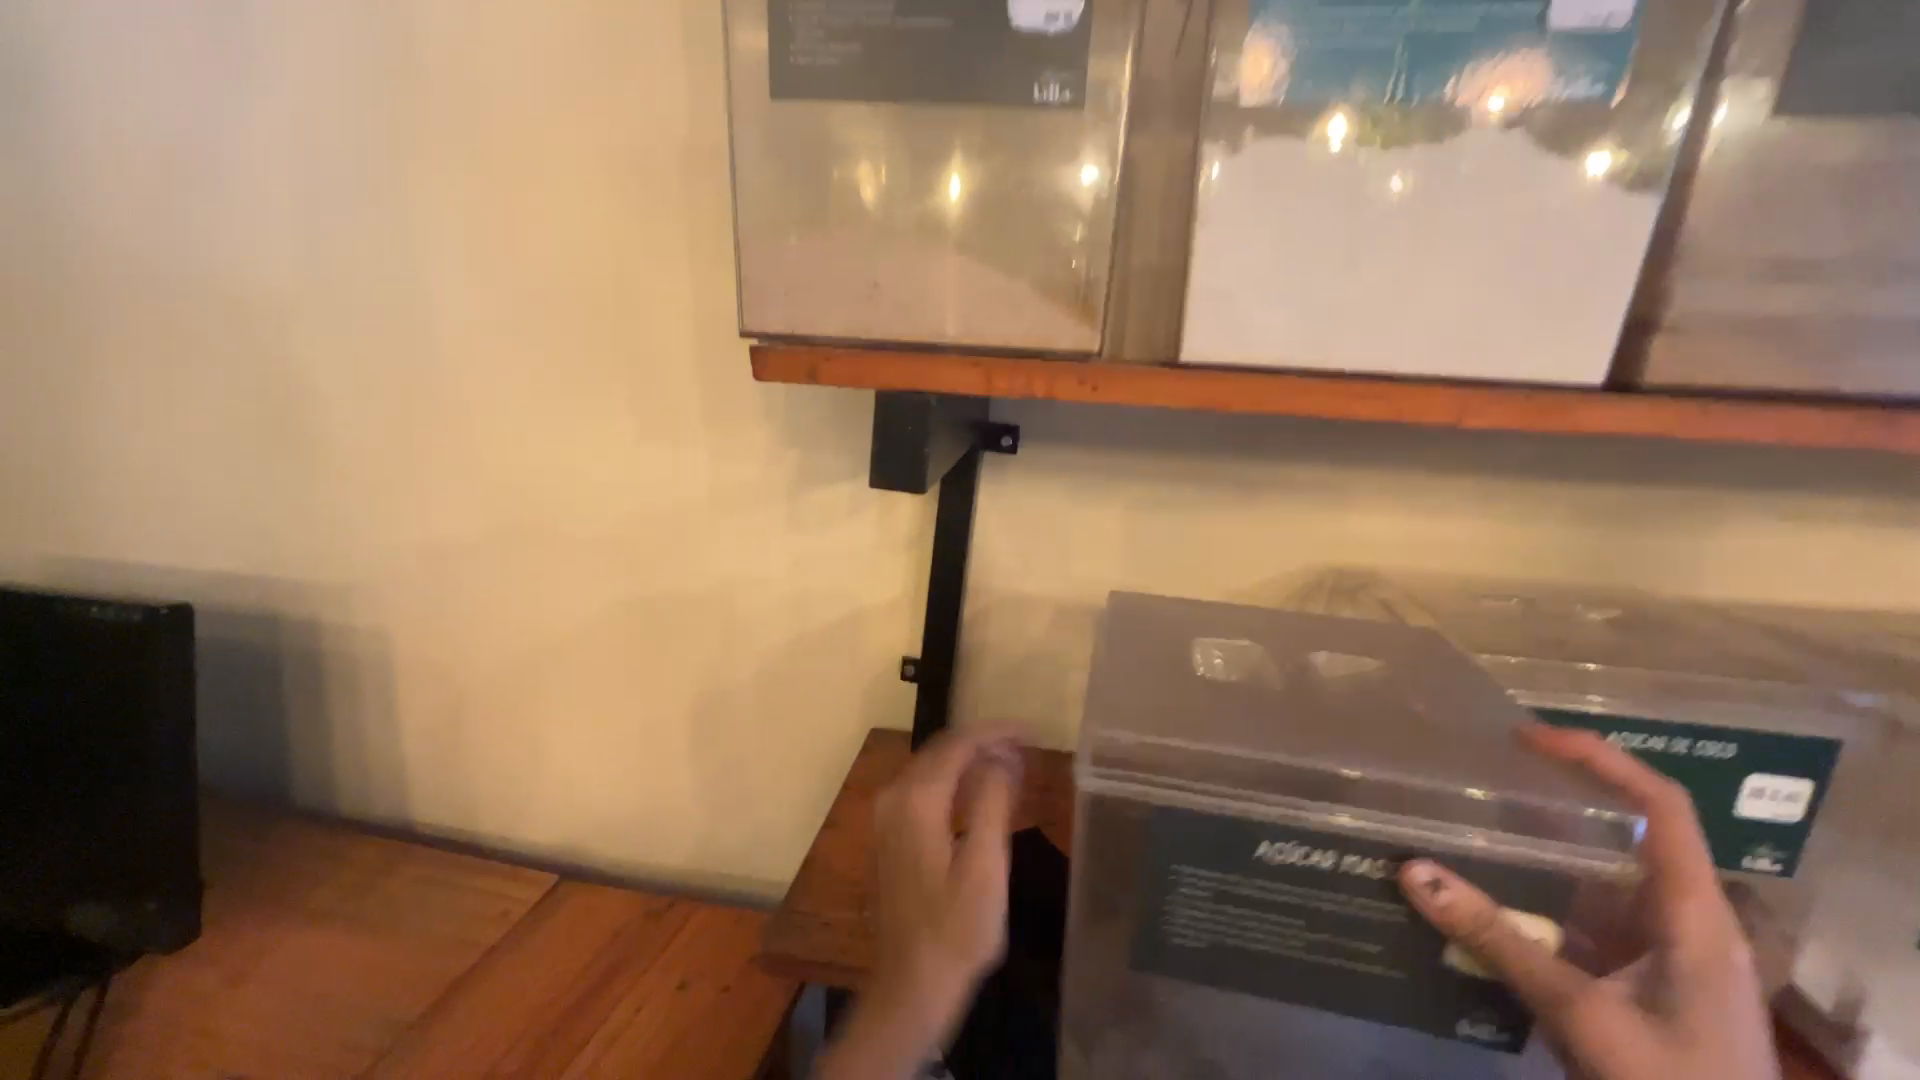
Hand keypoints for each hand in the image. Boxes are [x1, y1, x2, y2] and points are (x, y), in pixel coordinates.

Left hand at [815, 728, 1023, 1079]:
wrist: (911, 985)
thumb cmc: (956, 931)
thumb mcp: (986, 867)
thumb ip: (992, 802)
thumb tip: (1004, 756)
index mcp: (916, 800)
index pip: (958, 744)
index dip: (997, 732)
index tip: (1034, 733)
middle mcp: (894, 796)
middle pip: (943, 749)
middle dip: (986, 741)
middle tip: (1029, 747)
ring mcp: (887, 815)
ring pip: (933, 766)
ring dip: (972, 758)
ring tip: (1015, 763)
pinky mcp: (891, 832)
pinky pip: (926, 786)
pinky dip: (956, 779)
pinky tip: (983, 791)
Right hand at [1398, 724, 1779, 1079]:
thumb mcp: (1579, 1011)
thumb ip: (1495, 938)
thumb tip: (1410, 869)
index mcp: (1692, 912)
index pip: (1660, 806)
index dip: (1598, 759)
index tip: (1526, 738)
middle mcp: (1681, 918)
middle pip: (1623, 833)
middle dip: (1554, 800)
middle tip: (1482, 777)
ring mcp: (1660, 952)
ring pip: (1594, 879)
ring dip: (1533, 856)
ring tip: (1465, 828)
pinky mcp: (1636, 981)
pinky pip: (1577, 921)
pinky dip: (1529, 905)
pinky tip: (1480, 904)